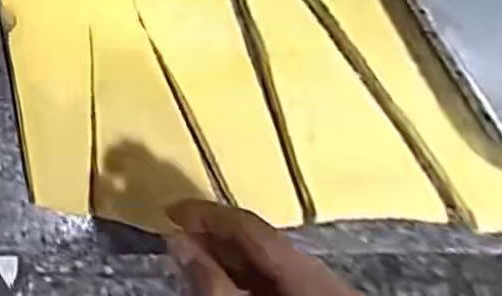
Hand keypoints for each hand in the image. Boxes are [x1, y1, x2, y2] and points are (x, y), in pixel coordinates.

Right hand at [166, 200, 360, 295]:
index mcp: (314, 278)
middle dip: (218, 240)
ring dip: (234, 262)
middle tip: (180, 241)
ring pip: (276, 268)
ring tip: (200, 264)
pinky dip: (255, 283)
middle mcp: (331, 283)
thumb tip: (177, 240)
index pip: (251, 227)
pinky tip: (233, 287)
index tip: (169, 213)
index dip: (205, 213)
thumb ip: (212, 281)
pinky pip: (289, 287)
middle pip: (265, 246)